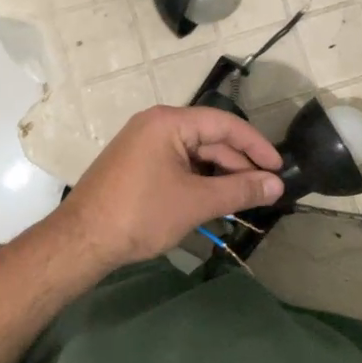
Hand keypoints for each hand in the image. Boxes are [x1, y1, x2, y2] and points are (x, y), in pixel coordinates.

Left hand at [48, 105, 283, 268]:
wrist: (82, 240)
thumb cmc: (141, 214)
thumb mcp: (195, 202)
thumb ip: (239, 190)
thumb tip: (276, 184)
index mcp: (168, 122)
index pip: (224, 123)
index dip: (255, 145)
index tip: (279, 168)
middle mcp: (155, 125)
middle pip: (209, 137)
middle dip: (238, 164)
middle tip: (266, 191)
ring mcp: (142, 144)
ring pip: (194, 154)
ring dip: (220, 175)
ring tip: (245, 199)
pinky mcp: (136, 165)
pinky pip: (177, 164)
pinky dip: (198, 180)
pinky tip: (214, 201)